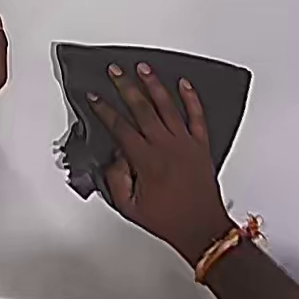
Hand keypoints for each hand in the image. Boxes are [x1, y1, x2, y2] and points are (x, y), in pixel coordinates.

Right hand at [89, 61, 235, 265]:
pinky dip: (191, 99)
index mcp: (146, 160)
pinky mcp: (201, 145)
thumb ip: (116, 178)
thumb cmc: (168, 220)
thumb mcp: (130, 206)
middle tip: (115, 71)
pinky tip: (184, 83)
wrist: (203, 231)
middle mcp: (166, 146)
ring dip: (153, 84)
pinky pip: (197, 117)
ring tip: (143, 67)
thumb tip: (114, 155)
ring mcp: (185, 143)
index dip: (104, 109)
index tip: (94, 97)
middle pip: (141, 108)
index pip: (120, 126)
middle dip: (125, 86)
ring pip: (167, 106)